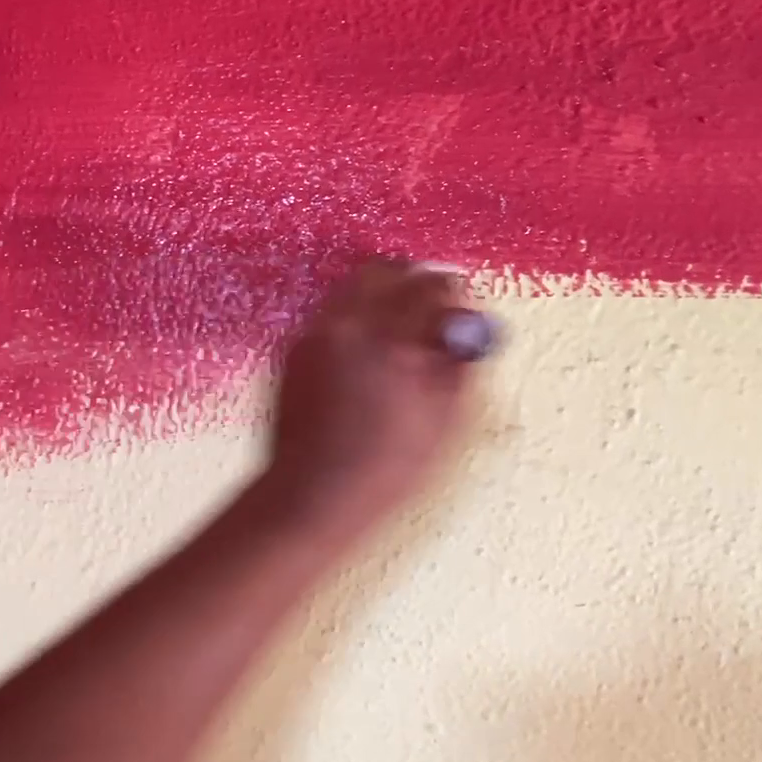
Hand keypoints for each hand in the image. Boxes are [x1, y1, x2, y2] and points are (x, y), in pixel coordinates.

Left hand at [254, 261, 479, 538]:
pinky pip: (327, 316)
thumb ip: (459, 363)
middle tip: (424, 301)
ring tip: (392, 332)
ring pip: (351, 288)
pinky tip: (359, 357)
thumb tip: (470, 324)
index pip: (432, 284)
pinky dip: (348, 320)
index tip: (459, 301)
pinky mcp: (291, 348)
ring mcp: (314, 335)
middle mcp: (349, 328)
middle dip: (409, 279)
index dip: (453, 289)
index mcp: (394, 343)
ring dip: (376, 295)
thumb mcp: (445, 422)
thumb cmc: (384, 468)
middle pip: (384, 270)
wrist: (312, 491)